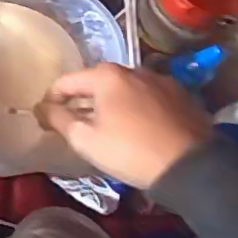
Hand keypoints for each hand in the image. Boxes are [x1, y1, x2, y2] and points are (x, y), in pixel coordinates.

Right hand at [38, 64, 210, 188]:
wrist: (193, 168)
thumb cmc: (130, 151)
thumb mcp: (85, 139)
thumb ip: (58, 119)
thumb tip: (44, 108)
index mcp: (106, 76)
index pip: (65, 82)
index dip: (51, 100)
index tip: (46, 119)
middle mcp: (133, 69)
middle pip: (95, 83)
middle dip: (82, 102)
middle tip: (75, 125)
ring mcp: (160, 81)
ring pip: (123, 90)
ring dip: (110, 105)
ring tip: (107, 129)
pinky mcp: (181, 96)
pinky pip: (147, 98)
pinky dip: (136, 109)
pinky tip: (137, 129)